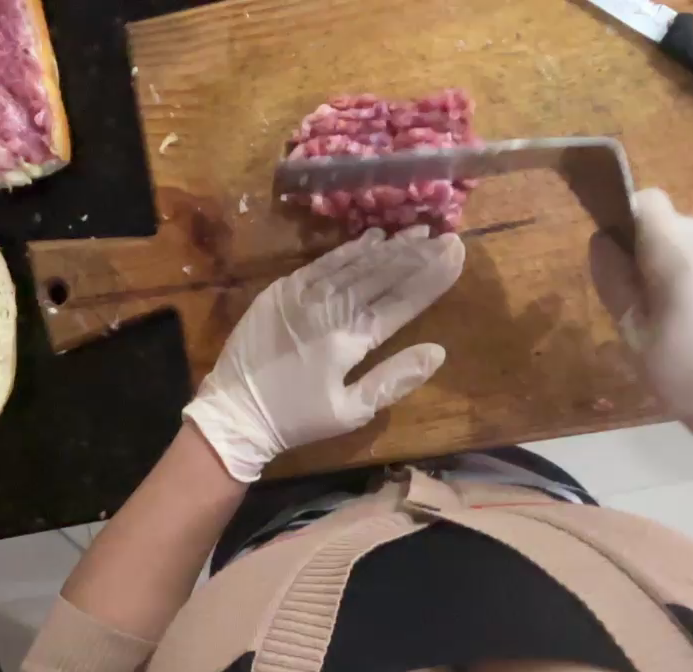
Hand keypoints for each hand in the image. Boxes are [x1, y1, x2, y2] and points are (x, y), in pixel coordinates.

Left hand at [185, 226, 465, 481]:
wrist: (235, 411)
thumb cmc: (296, 419)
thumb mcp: (350, 412)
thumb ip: (393, 380)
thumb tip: (437, 351)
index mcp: (349, 340)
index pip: (400, 302)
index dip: (431, 278)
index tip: (458, 254)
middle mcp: (329, 309)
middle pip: (381, 275)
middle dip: (417, 255)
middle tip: (447, 236)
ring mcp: (302, 295)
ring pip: (354, 263)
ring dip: (389, 247)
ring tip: (419, 232)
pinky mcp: (281, 291)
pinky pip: (322, 262)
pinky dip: (349, 250)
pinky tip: (372, 238)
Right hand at [590, 189, 692, 479]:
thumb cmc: (692, 384)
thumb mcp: (637, 343)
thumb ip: (617, 285)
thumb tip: (603, 240)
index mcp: (683, 261)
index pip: (650, 205)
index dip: (634, 225)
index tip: (632, 258)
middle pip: (687, 233)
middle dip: (673, 262)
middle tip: (676, 313)